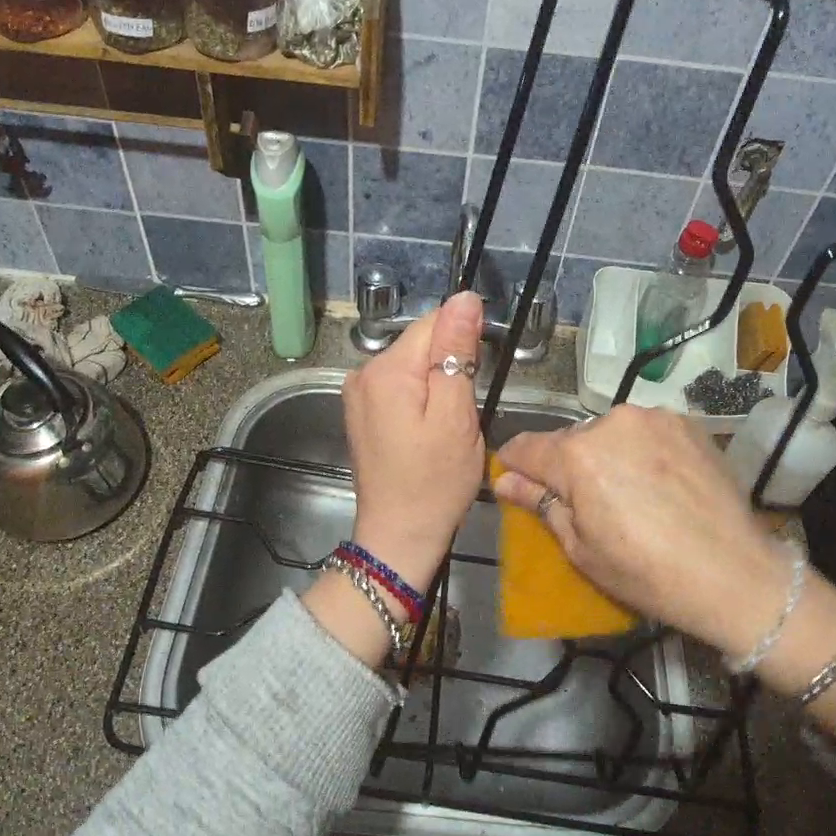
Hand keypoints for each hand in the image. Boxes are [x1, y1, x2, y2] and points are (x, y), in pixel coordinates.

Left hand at [341, 291, 486, 592]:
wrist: (398, 537)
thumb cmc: (435, 482)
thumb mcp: (456, 416)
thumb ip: (457, 352)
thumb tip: (464, 298)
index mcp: (386, 369)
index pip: (434, 323)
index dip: (463, 346)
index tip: (477, 382)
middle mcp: (363, 372)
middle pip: (421, 343)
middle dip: (449, 368)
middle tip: (462, 415)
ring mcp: (357, 393)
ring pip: (413, 365)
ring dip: (436, 385)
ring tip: (445, 427)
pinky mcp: (361, 411)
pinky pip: (400, 386)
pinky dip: (420, 400)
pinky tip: (427, 431)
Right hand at [490, 406, 789, 655]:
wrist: (736, 575)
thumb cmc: (647, 573)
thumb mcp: (582, 549)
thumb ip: (541, 504)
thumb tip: (504, 480)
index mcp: (577, 455)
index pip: (525, 448)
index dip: (514, 466)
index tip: (516, 483)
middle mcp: (611, 423)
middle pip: (571, 440)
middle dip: (569, 466)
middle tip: (587, 504)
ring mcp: (654, 418)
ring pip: (611, 433)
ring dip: (608, 455)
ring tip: (631, 494)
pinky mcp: (688, 423)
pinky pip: (647, 432)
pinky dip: (643, 451)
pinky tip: (661, 484)